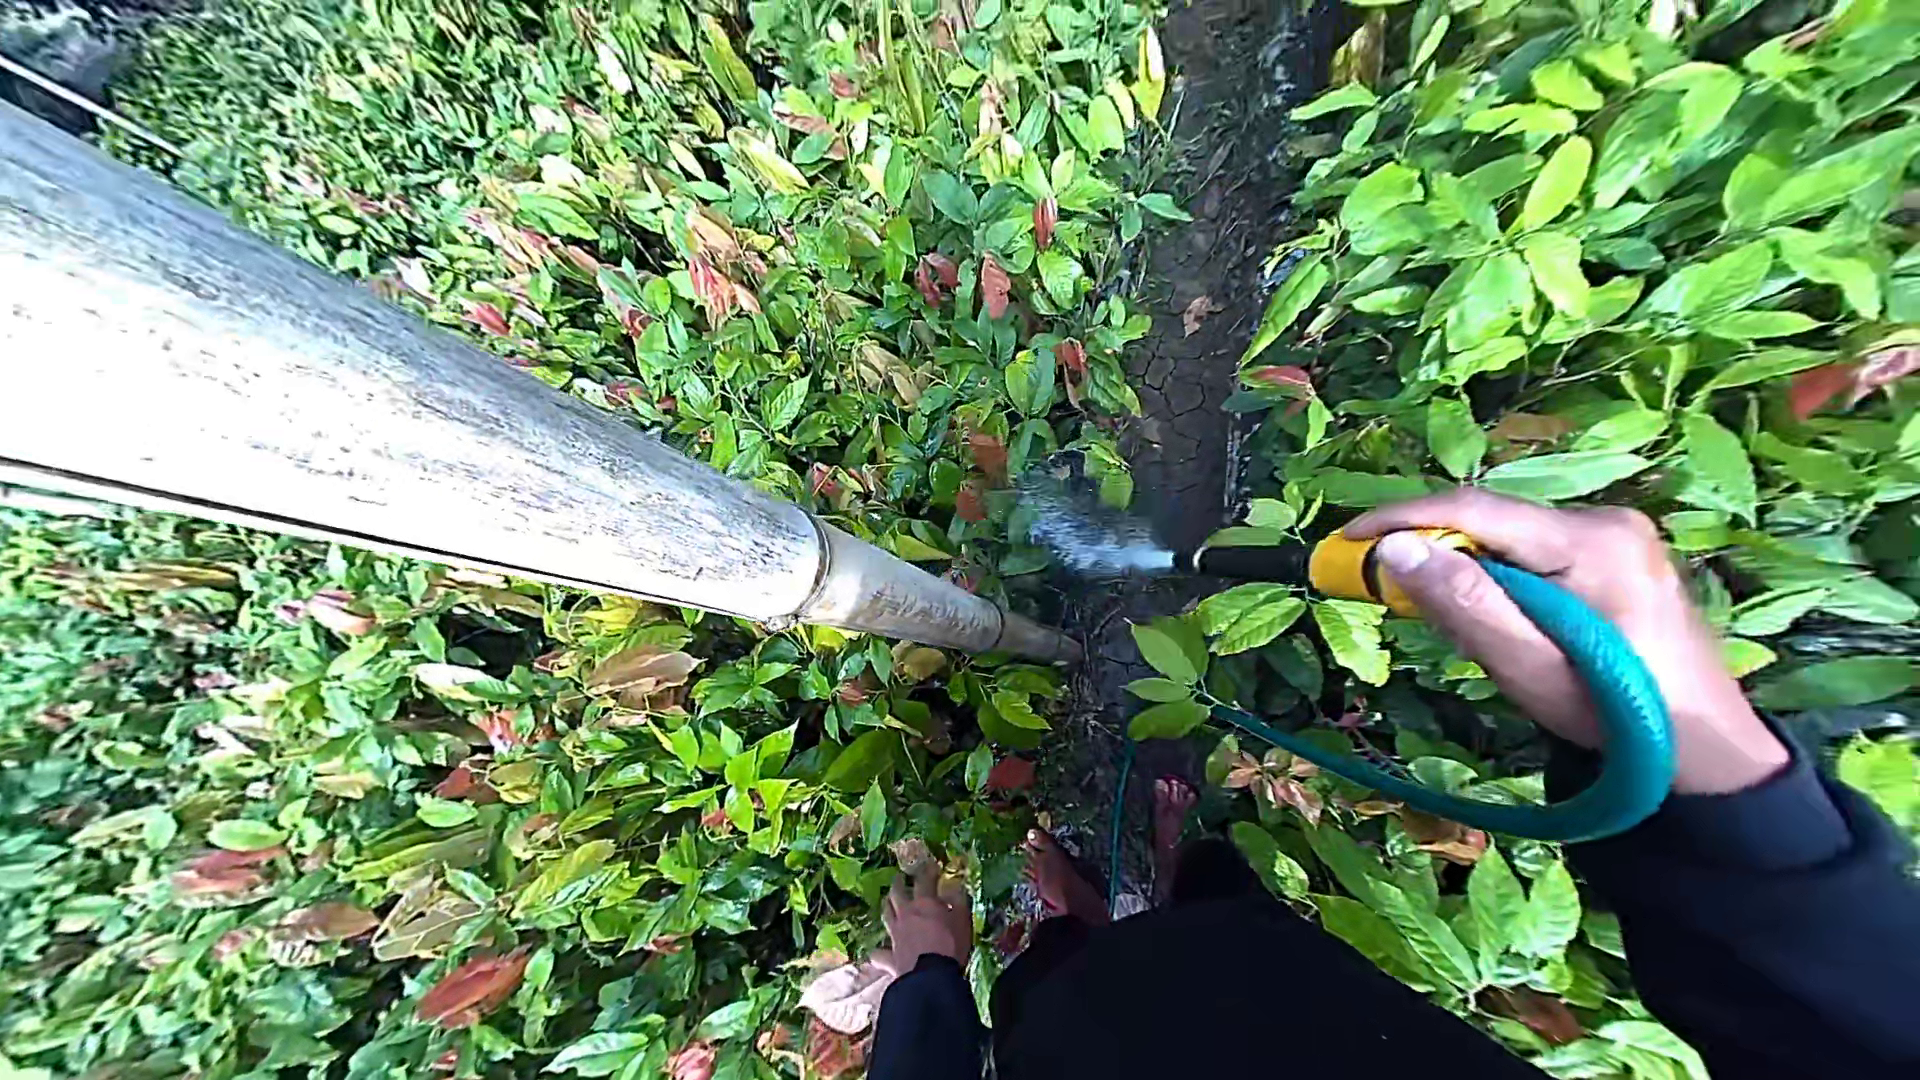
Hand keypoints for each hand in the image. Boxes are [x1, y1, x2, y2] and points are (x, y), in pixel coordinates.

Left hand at [877, 865, 971, 974]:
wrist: (931, 979)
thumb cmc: (950, 946)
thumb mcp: (962, 920)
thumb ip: (959, 901)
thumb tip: (957, 885)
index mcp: (924, 902)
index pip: (924, 880)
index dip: (928, 871)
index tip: (932, 866)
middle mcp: (906, 914)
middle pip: (897, 893)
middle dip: (899, 883)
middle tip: (900, 878)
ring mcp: (895, 935)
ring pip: (886, 915)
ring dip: (887, 906)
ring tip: (888, 902)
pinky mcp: (890, 958)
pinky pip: (880, 954)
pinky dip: (878, 952)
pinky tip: (877, 953)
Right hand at [1345, 488, 1788, 794]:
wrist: (1704, 751)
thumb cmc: (1612, 711)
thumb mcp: (1524, 662)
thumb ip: (1462, 600)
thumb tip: (1393, 546)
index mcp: (1590, 541)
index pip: (1472, 508)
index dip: (1400, 517)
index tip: (1347, 537)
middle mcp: (1602, 521)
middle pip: (1484, 518)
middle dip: (1423, 544)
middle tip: (1380, 582)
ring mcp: (1609, 534)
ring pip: (1497, 533)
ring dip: (1452, 561)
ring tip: (1434, 607)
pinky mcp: (1607, 552)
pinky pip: (1518, 547)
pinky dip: (1481, 571)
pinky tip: (1483, 608)